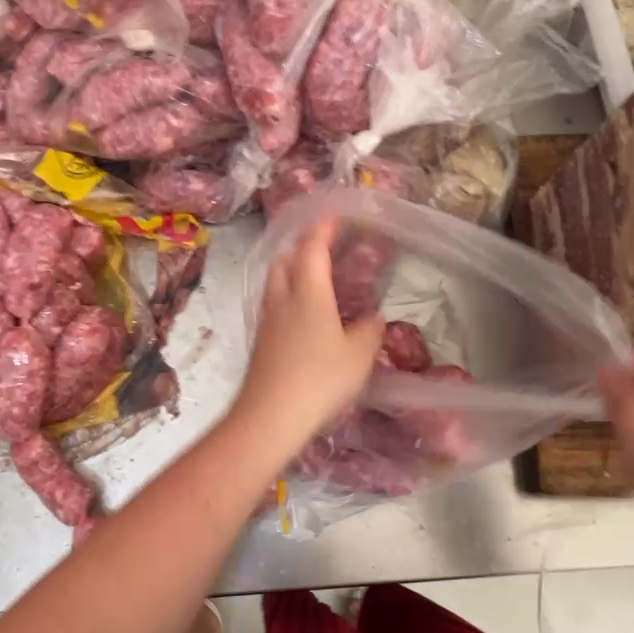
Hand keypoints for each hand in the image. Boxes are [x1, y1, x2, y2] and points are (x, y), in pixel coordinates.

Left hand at [232, 216, 384, 452]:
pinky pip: (272, 305)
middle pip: (285, 260)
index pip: (312, 248)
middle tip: (322, 245)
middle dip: (302, 246)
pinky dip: (286, 295)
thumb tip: (373, 317)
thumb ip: (369, 331)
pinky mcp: (260, 342)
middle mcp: (282, 299)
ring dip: (290, 270)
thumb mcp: (358, 356)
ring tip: (312, 275)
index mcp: (308, 292)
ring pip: (274, 282)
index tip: (333, 215)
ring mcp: (266, 321)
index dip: (323, 228)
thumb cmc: (319, 380)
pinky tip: (300, 312)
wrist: (269, 416)